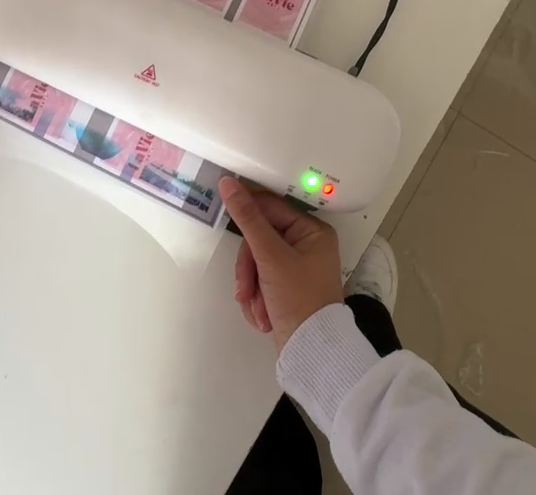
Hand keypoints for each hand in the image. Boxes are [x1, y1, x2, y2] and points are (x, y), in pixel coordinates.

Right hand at [219, 178, 344, 352]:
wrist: (310, 353)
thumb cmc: (298, 298)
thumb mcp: (269, 256)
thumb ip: (247, 218)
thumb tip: (229, 183)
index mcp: (312, 231)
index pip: (271, 208)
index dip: (247, 212)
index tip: (223, 207)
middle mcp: (307, 245)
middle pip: (260, 239)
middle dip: (249, 267)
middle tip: (246, 287)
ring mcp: (296, 267)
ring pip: (257, 261)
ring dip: (251, 286)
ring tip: (255, 307)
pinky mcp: (287, 288)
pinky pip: (261, 280)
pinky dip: (256, 298)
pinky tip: (261, 316)